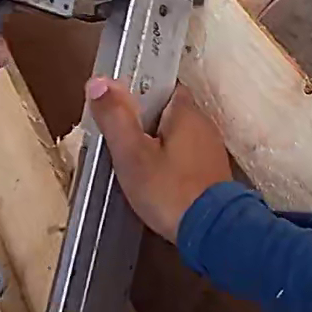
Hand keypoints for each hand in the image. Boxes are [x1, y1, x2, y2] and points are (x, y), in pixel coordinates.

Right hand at [84, 78, 230, 241]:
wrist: (212, 230)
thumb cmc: (169, 191)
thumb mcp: (132, 154)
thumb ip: (117, 117)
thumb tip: (99, 80)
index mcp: (187, 113)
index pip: (166, 87)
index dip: (141, 92)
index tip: (119, 108)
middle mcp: (205, 125)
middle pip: (170, 113)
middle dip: (146, 122)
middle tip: (120, 140)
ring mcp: (211, 149)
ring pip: (178, 136)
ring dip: (158, 145)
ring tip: (133, 163)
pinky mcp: (212, 172)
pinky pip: (186, 157)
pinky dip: (170, 163)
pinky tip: (156, 180)